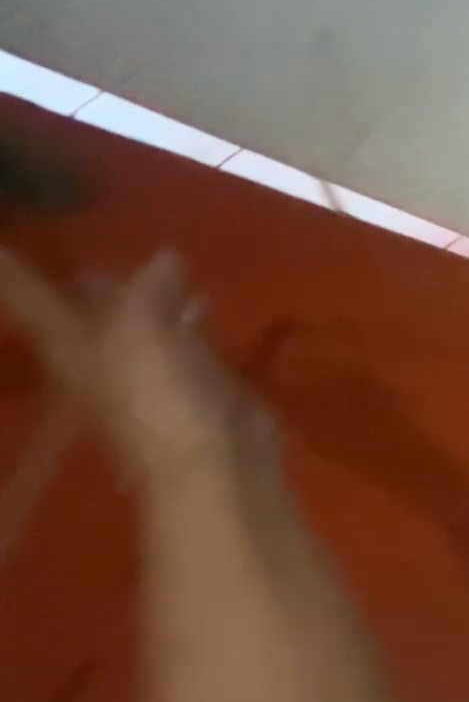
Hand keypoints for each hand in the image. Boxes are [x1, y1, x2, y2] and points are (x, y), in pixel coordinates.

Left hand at [0, 249, 268, 486]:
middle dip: (85, 277)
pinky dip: (191, 317)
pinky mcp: (199, 380)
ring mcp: (154, 368)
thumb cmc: (162, 401)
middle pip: (84, 306)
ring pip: (142, 320)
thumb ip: (146, 294)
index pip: (29, 294)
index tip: (4, 241)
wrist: (215, 461)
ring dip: (149, 294)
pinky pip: (187, 338)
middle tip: (77, 240)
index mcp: (73, 343)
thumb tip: (166, 258)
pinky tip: (204, 303)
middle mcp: (104, 351)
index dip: (12, 267)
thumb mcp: (141, 337)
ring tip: (165, 263)